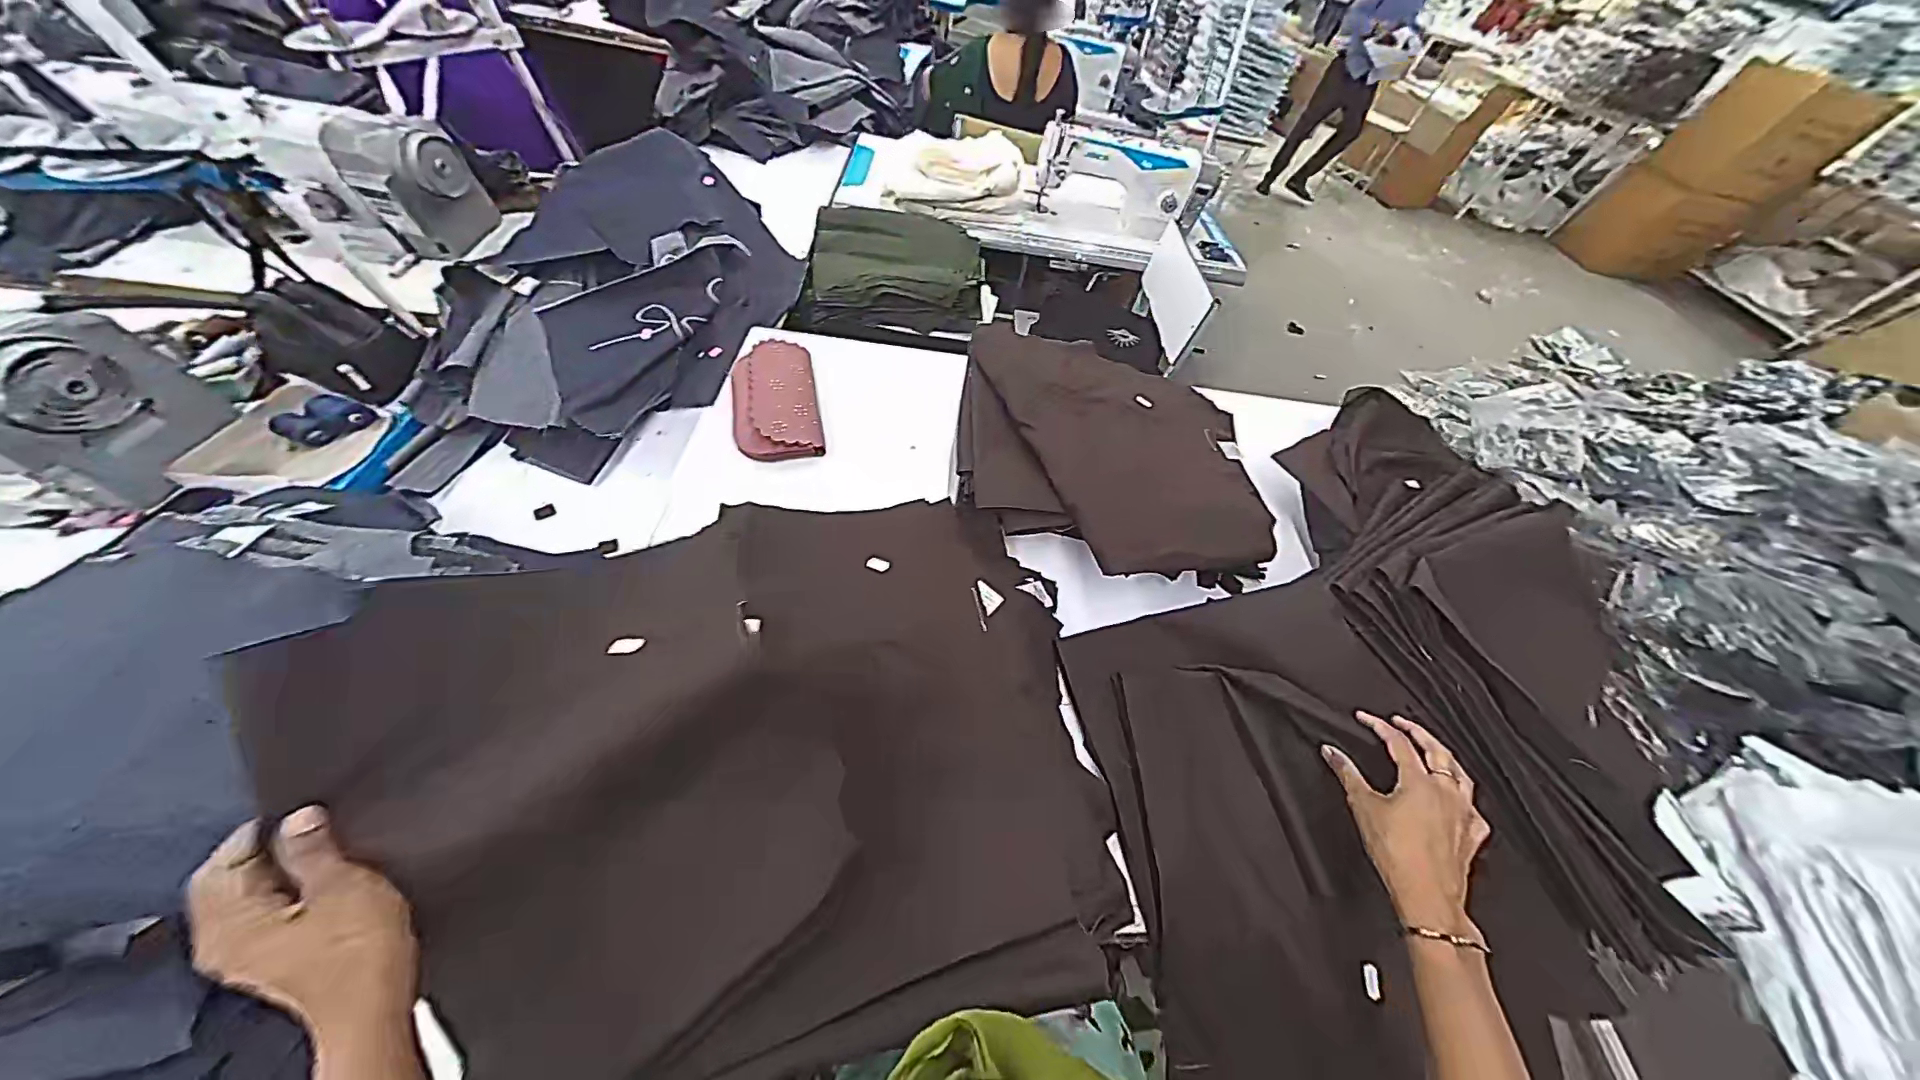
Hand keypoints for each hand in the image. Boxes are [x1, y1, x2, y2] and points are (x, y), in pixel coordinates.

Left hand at [187, 807, 417, 1039]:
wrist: (375, 1000)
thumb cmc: (359, 950)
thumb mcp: (343, 885)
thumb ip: (315, 849)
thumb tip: (300, 817)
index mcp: (228, 926)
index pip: (222, 863)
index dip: (262, 831)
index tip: (303, 810)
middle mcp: (223, 943)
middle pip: (232, 881)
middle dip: (273, 850)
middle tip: (322, 827)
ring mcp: (246, 954)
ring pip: (253, 895)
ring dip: (286, 869)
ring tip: (330, 852)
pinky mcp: (275, 956)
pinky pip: (269, 911)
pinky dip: (293, 890)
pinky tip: (328, 881)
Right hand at [1322, 713, 1490, 944]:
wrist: (1427, 895)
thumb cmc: (1397, 855)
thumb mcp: (1363, 807)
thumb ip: (1347, 774)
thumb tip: (1332, 753)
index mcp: (1419, 781)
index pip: (1398, 742)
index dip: (1380, 726)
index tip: (1366, 718)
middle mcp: (1446, 792)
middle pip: (1437, 750)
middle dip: (1418, 731)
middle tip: (1401, 722)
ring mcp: (1464, 812)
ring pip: (1461, 773)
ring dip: (1445, 756)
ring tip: (1434, 750)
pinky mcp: (1472, 834)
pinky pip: (1473, 805)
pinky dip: (1463, 794)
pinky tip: (1458, 798)